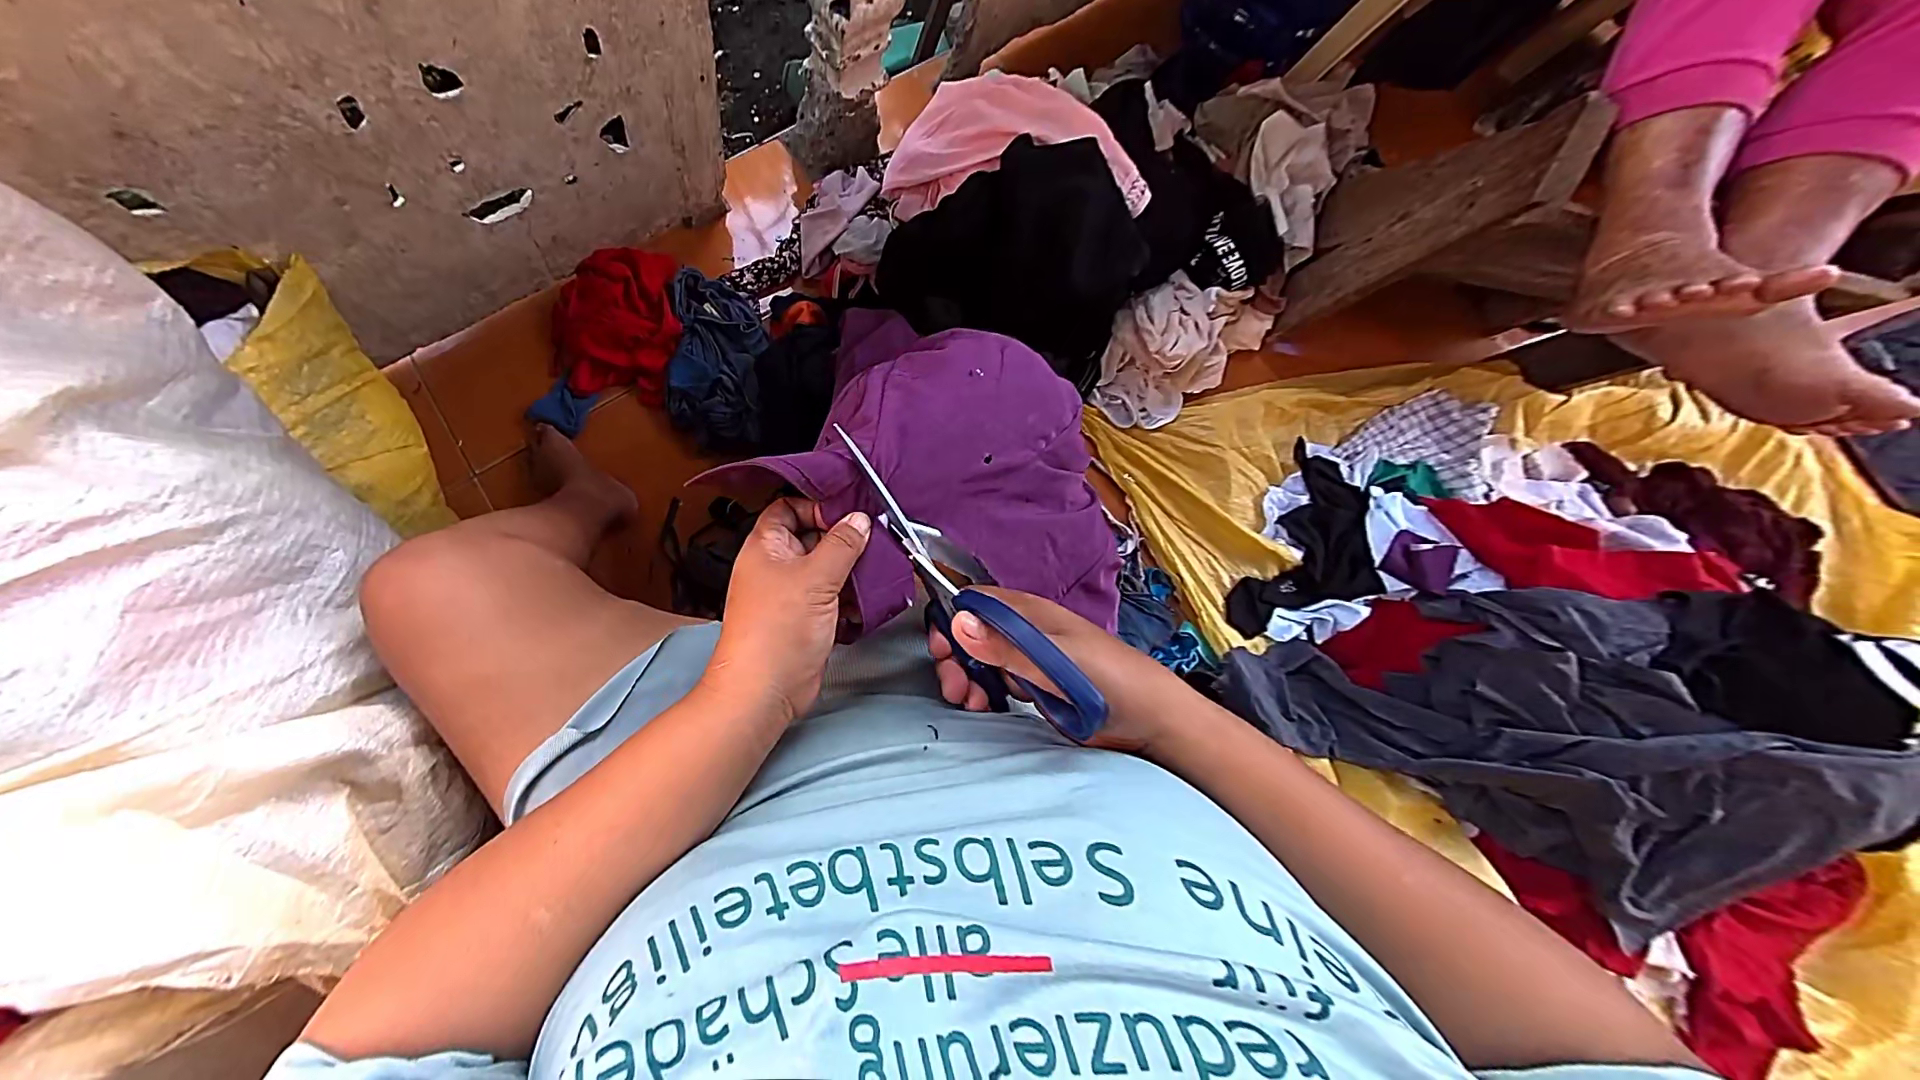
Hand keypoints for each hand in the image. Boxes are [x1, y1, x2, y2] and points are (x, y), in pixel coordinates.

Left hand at [702, 498, 869, 724]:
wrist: (767, 689)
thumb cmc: (772, 635)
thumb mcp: (815, 577)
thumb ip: (841, 544)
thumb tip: (858, 520)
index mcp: (766, 547)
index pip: (789, 508)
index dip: (817, 507)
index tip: (847, 514)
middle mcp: (777, 568)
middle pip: (814, 538)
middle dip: (843, 541)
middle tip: (869, 542)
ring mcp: (792, 594)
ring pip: (827, 569)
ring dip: (851, 571)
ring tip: (871, 573)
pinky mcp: (807, 617)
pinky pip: (833, 596)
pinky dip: (850, 597)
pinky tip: (864, 602)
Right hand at [927, 587, 1191, 752]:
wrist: (1150, 719)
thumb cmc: (1111, 678)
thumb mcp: (1053, 660)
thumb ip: (1005, 644)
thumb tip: (959, 621)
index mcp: (1030, 613)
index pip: (976, 602)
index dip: (953, 621)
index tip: (942, 650)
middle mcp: (1027, 632)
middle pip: (973, 633)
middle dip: (956, 657)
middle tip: (955, 685)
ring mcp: (1031, 659)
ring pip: (983, 660)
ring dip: (968, 678)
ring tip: (970, 701)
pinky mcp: (1037, 685)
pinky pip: (998, 683)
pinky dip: (985, 693)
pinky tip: (986, 707)